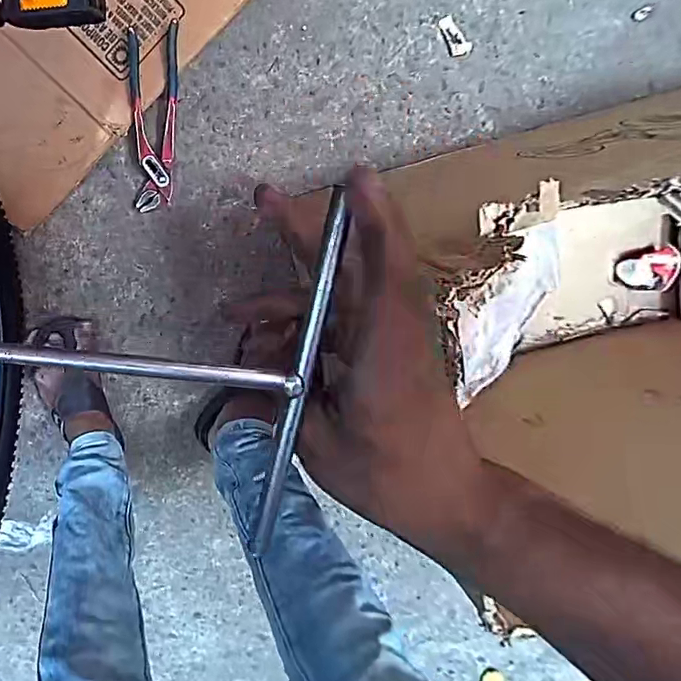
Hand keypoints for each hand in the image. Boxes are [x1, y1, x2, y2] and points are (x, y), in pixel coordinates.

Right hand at [253, 165, 492, 558]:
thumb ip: (280, 396)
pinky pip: (324, 315)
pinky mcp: (370, 346)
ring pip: (322, 293)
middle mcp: (385, 332)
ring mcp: (378, 336)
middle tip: (263, 197)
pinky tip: (259, 338)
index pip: (383, 274)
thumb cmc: (390, 475)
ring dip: (276, 298)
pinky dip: (288, 318)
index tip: (355, 180)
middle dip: (303, 228)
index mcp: (385, 350)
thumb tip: (246, 368)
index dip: (371, 222)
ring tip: (234, 314)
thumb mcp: (320, 442)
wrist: (446, 500)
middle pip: (346, 265)